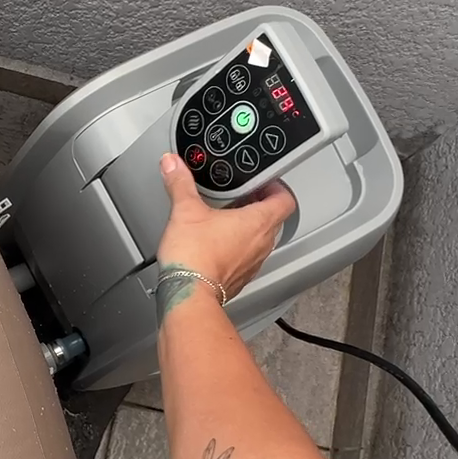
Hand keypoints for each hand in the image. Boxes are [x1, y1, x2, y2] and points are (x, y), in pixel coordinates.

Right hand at [156, 152, 296, 302]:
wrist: (188, 294)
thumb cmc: (194, 257)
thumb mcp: (185, 211)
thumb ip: (180, 183)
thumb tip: (172, 163)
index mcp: (257, 222)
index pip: (285, 199)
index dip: (276, 187)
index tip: (262, 183)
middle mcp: (261, 244)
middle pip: (273, 220)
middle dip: (258, 207)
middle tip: (240, 199)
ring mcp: (252, 264)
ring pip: (260, 242)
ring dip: (248, 231)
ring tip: (225, 222)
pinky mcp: (239, 280)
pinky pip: (245, 261)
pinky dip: (236, 251)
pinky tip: (215, 248)